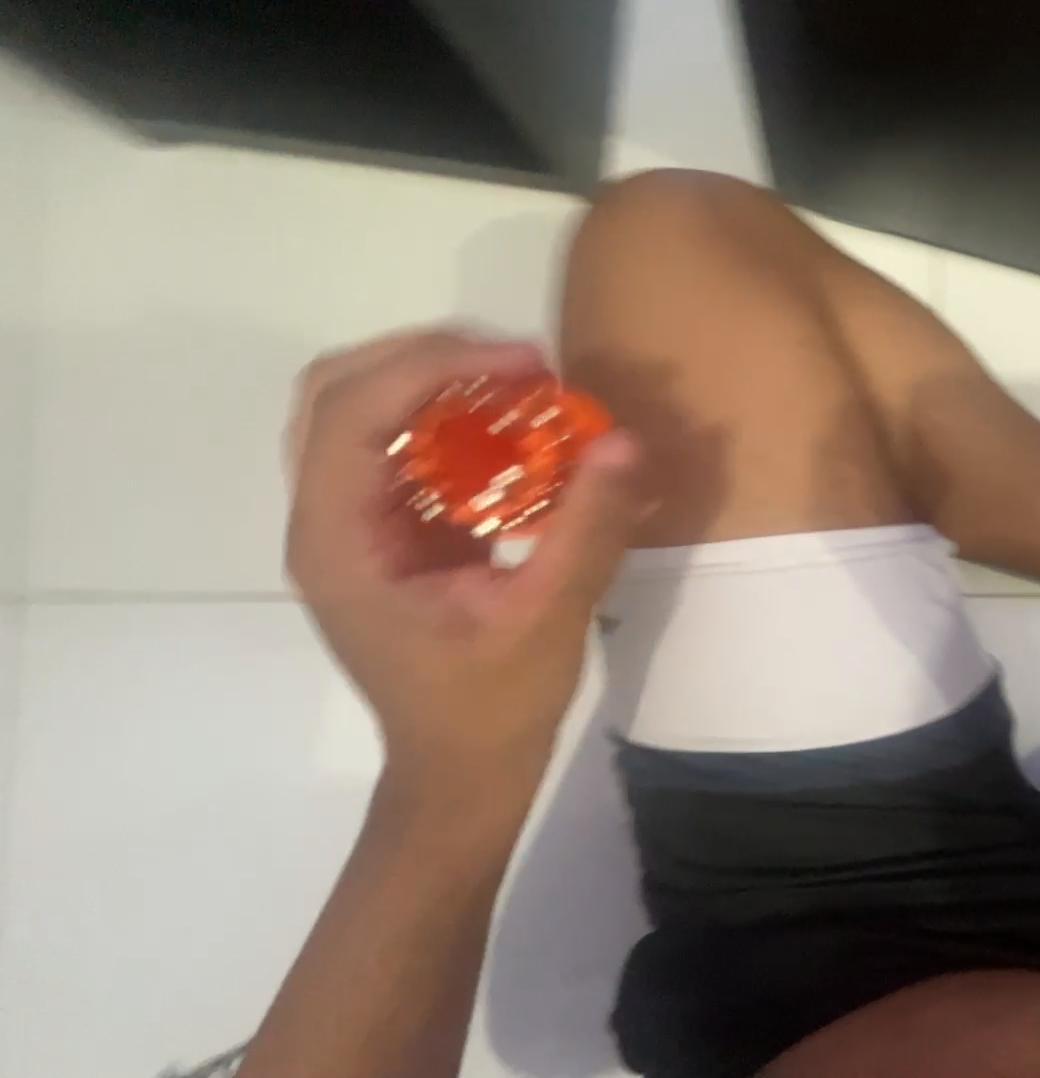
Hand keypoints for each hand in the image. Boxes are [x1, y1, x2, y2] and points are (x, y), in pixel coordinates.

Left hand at [286, 330, 638, 796]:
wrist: (463, 767)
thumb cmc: (493, 705)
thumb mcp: (551, 616)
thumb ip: (588, 528)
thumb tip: (625, 442)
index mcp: (342, 543)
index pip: (354, 414)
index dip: (436, 367)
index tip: (528, 363)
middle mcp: (327, 523)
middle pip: (339, 395)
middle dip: (429, 360)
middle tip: (521, 365)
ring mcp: (352, 528)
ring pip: (363, 415)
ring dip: (437, 385)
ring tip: (520, 386)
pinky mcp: (388, 536)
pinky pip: (402, 452)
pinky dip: (452, 425)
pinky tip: (514, 438)